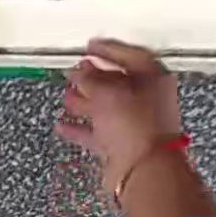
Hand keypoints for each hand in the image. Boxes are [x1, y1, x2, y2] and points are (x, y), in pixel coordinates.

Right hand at [55, 38, 184, 199]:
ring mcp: (132, 124)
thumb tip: (78, 73)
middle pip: (116, 82)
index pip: (128, 56)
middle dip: (93, 77)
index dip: (107, 50)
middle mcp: (145, 100)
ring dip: (84, 101)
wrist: (143, 170)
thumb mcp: (109, 93)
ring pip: (104, 108)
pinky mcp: (119, 146)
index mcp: (152, 79)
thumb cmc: (136, 127)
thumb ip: (90, 80)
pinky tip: (63, 125)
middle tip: (76, 71)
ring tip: (66, 96)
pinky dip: (79, 128)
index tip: (90, 46)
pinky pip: (96, 132)